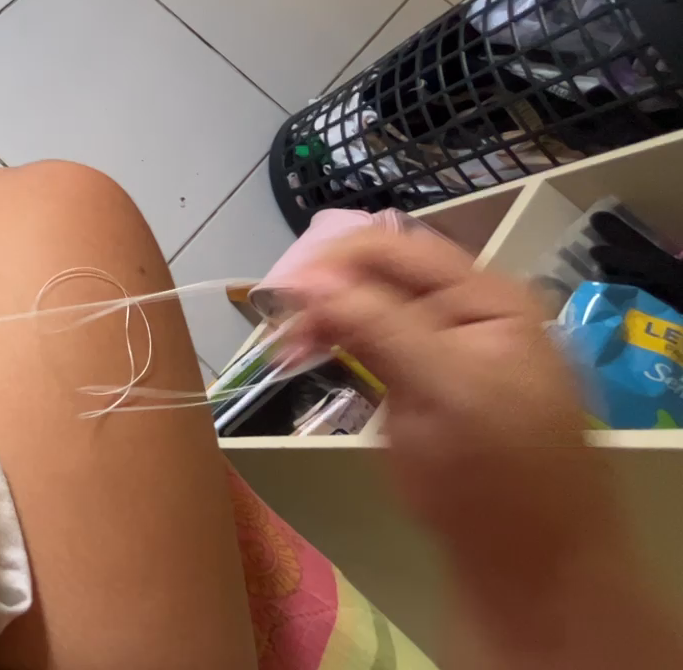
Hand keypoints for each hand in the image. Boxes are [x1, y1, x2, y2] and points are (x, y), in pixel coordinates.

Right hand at [287, 228, 599, 560]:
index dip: (331, 264)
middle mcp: (457, 305)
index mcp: (486, 298)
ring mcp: (428, 334)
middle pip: (364, 268)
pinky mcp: (400, 362)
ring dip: (309, 316)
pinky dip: (315, 336)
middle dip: (316, 292)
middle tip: (283, 331)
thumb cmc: (496, 472)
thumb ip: (378, 325)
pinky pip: (347, 327)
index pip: (391, 248)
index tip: (285, 300)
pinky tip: (297, 356)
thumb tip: (301, 279)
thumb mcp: (445, 390)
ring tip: (288, 351)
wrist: (519, 552)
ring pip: (347, 297)